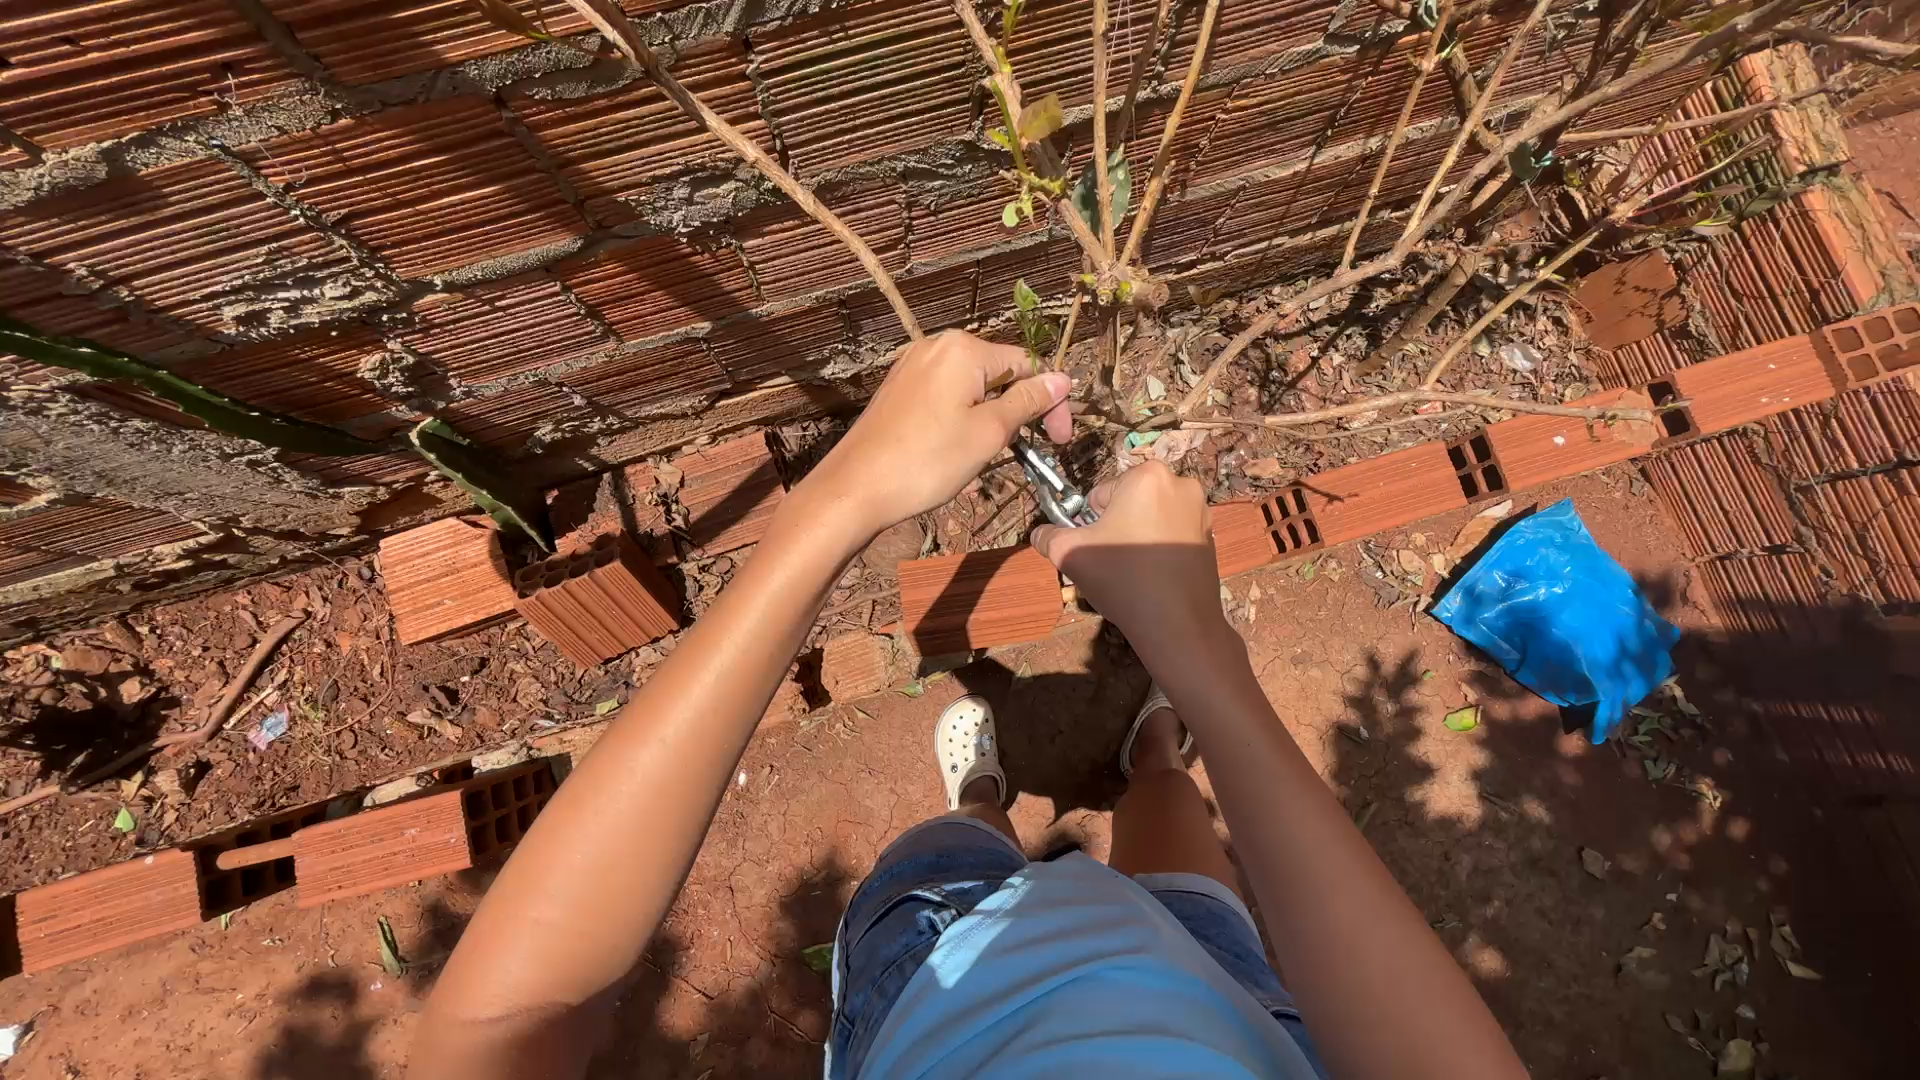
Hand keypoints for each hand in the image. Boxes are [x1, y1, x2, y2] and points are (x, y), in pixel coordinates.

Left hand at [802, 331, 1071, 537]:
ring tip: (986, 457)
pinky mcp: (898, 390)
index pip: (1027, 364)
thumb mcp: (989, 433)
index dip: (1050, 402)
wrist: (856, 488)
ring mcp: (912, 367)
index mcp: (964, 349)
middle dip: (1018, 411)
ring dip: (990, 420)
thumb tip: (1062, 378)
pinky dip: (962, 420)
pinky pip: (945, 397)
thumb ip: (1027, 402)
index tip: (1060, 440)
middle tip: (1026, 452)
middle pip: (998, 373)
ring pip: (971, 388)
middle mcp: (936, 346)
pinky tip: (956, 452)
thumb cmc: (927, 461)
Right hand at [1030, 462, 1225, 655]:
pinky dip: (1159, 547)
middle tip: (1113, 560)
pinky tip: (1155, 576)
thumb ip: (1048, 537)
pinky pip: (1171, 534)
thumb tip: (1038, 534)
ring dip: (1137, 536)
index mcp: (1147, 476)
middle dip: (1116, 526)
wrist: (1177, 623)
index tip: (1096, 547)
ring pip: (1150, 518)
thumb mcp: (1070, 554)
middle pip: (1127, 503)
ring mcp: (1201, 510)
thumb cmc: (1122, 578)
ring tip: (1134, 570)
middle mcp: (1180, 484)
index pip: (1099, 494)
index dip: (1091, 523)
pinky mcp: (1210, 536)